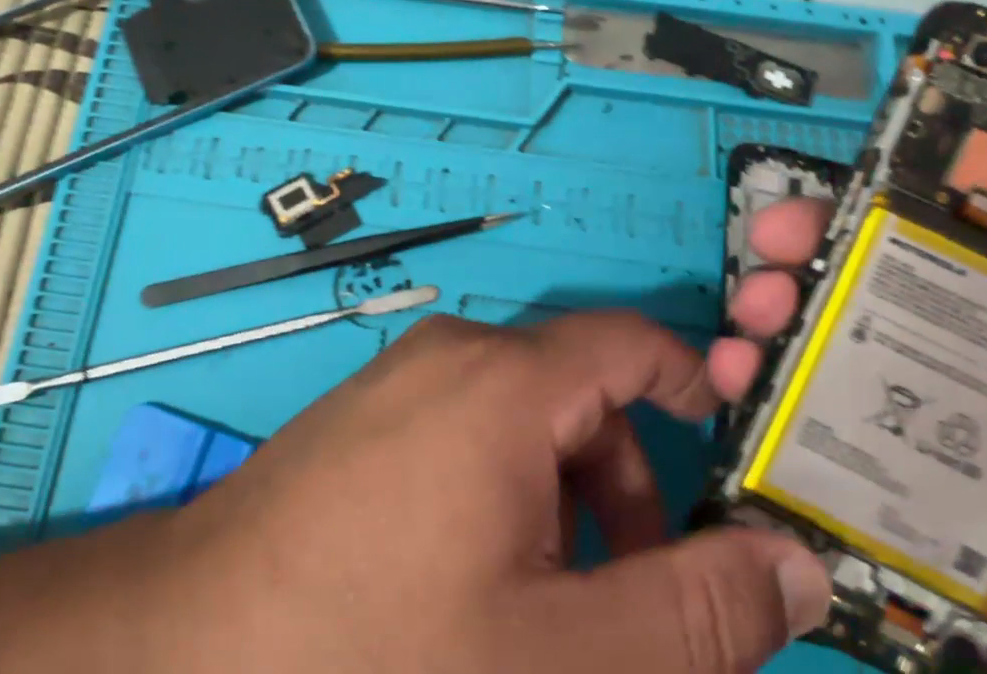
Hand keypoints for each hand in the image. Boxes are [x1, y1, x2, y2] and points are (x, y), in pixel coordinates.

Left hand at [166, 306, 833, 672]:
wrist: (191, 643)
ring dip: (561, 510)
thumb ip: (696, 612)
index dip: (696, 388)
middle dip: (627, 493)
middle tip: (636, 602)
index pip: (632, 344)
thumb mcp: (564, 650)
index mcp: (504, 382)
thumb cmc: (382, 645)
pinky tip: (469, 591)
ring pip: (516, 430)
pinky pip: (456, 444)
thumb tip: (795, 565)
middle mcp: (447, 361)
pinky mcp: (354, 427)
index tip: (733, 459)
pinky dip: (497, 503)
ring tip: (547, 613)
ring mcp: (391, 389)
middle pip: (577, 399)